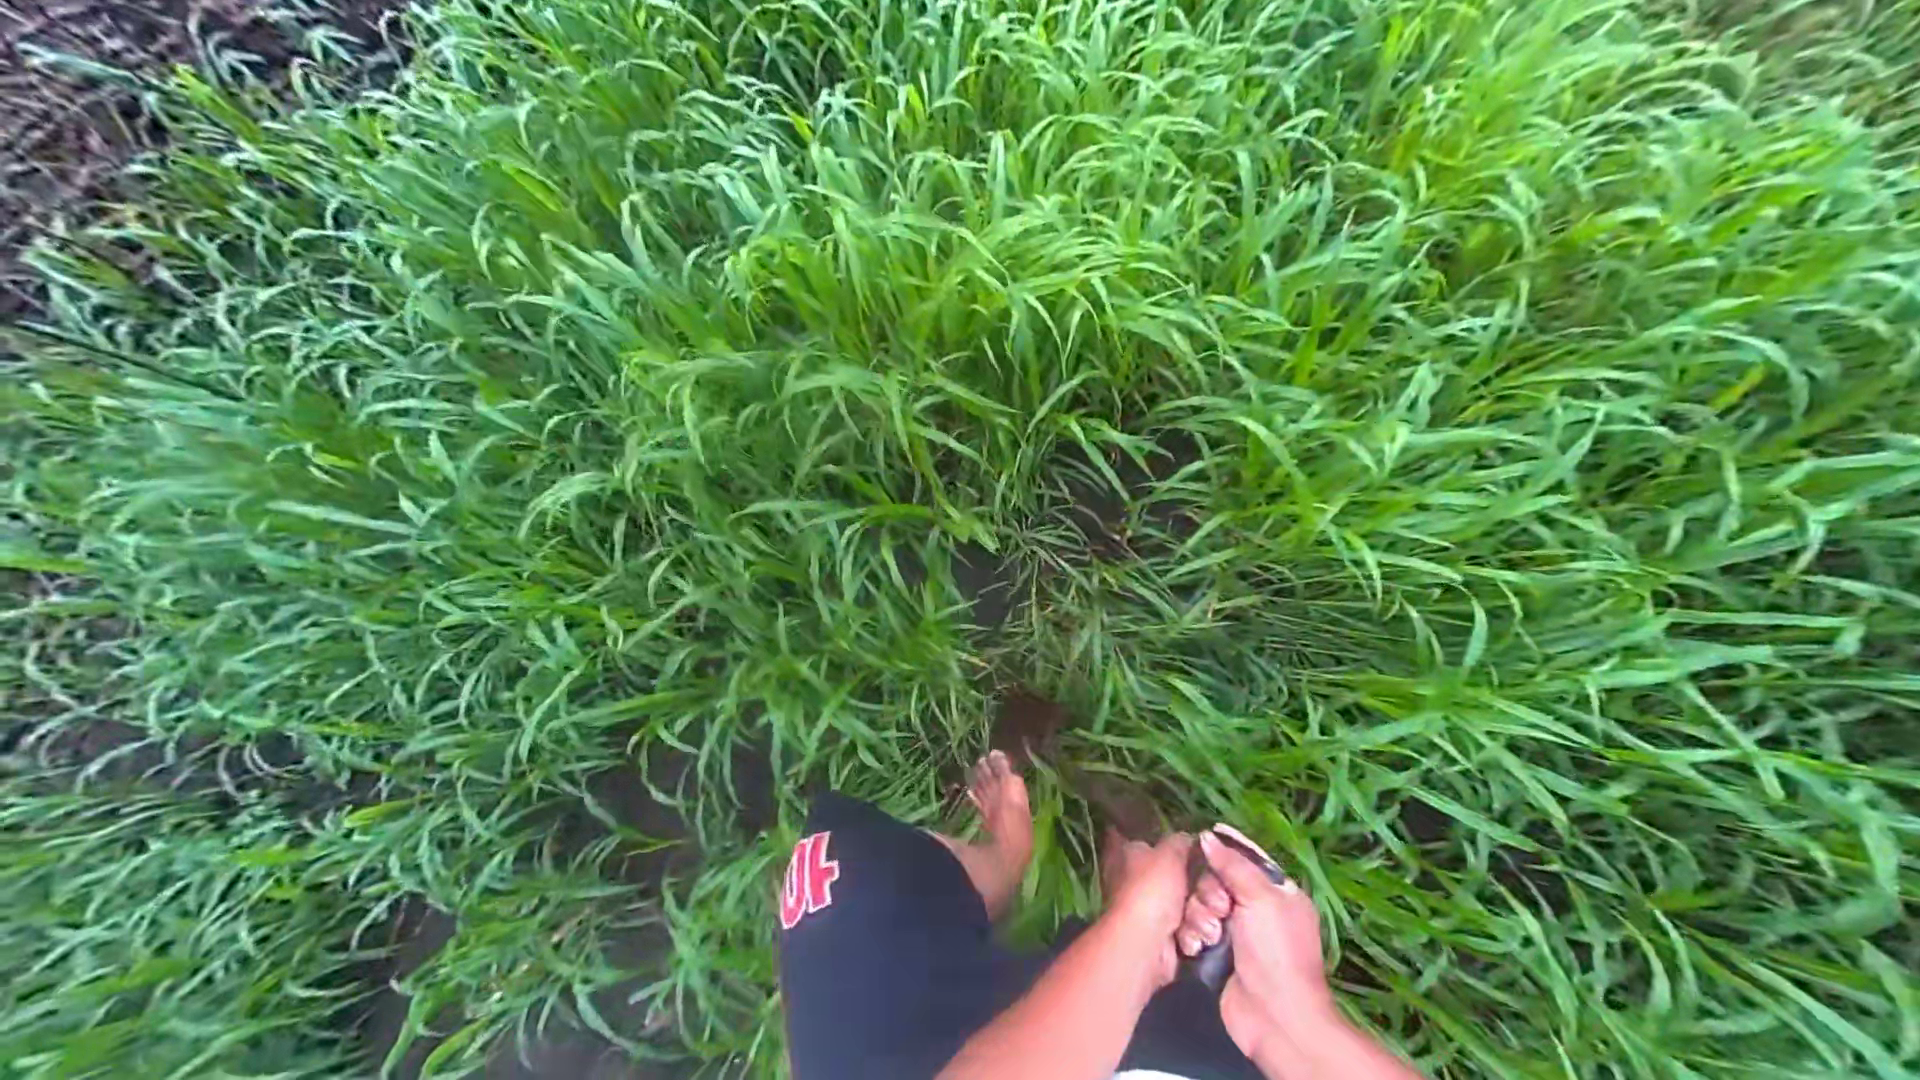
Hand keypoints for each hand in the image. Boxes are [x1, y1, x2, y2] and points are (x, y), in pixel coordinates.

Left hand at [1101, 830, 1195, 989]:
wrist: (1145, 942)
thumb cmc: (1151, 888)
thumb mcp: (1169, 852)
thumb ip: (1180, 841)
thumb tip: (1190, 839)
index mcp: (1128, 852)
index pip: (1151, 839)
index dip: (1175, 847)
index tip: (1199, 856)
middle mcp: (1135, 878)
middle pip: (1178, 876)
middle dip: (1200, 890)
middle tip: (1215, 896)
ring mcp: (1149, 908)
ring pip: (1188, 905)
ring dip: (1199, 914)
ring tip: (1204, 918)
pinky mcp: (1162, 936)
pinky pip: (1187, 928)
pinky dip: (1192, 932)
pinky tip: (1193, 934)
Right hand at [1184, 826, 1335, 1065]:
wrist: (1275, 1018)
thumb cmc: (1277, 953)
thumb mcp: (1261, 899)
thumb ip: (1232, 864)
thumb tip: (1206, 835)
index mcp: (1275, 891)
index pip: (1244, 856)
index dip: (1224, 848)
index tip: (1201, 840)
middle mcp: (1253, 907)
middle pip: (1214, 878)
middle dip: (1208, 892)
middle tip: (1218, 909)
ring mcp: (1232, 931)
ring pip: (1198, 902)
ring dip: (1198, 917)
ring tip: (1209, 937)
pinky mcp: (1213, 952)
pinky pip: (1190, 927)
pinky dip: (1191, 935)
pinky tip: (1196, 947)